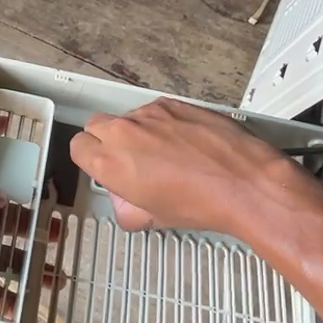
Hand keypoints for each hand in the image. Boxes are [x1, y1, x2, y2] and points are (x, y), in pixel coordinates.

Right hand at [70, 98, 322, 238]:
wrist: (244, 182)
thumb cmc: (201, 204)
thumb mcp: (155, 218)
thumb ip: (128, 207)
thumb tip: (127, 203)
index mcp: (111, 162)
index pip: (78, 147)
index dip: (90, 158)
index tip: (104, 168)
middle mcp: (124, 131)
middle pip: (96, 126)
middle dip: (107, 142)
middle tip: (130, 162)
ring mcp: (149, 113)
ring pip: (127, 118)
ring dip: (136, 132)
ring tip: (164, 155)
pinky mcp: (173, 103)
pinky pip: (155, 111)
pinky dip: (162, 124)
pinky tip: (184, 143)